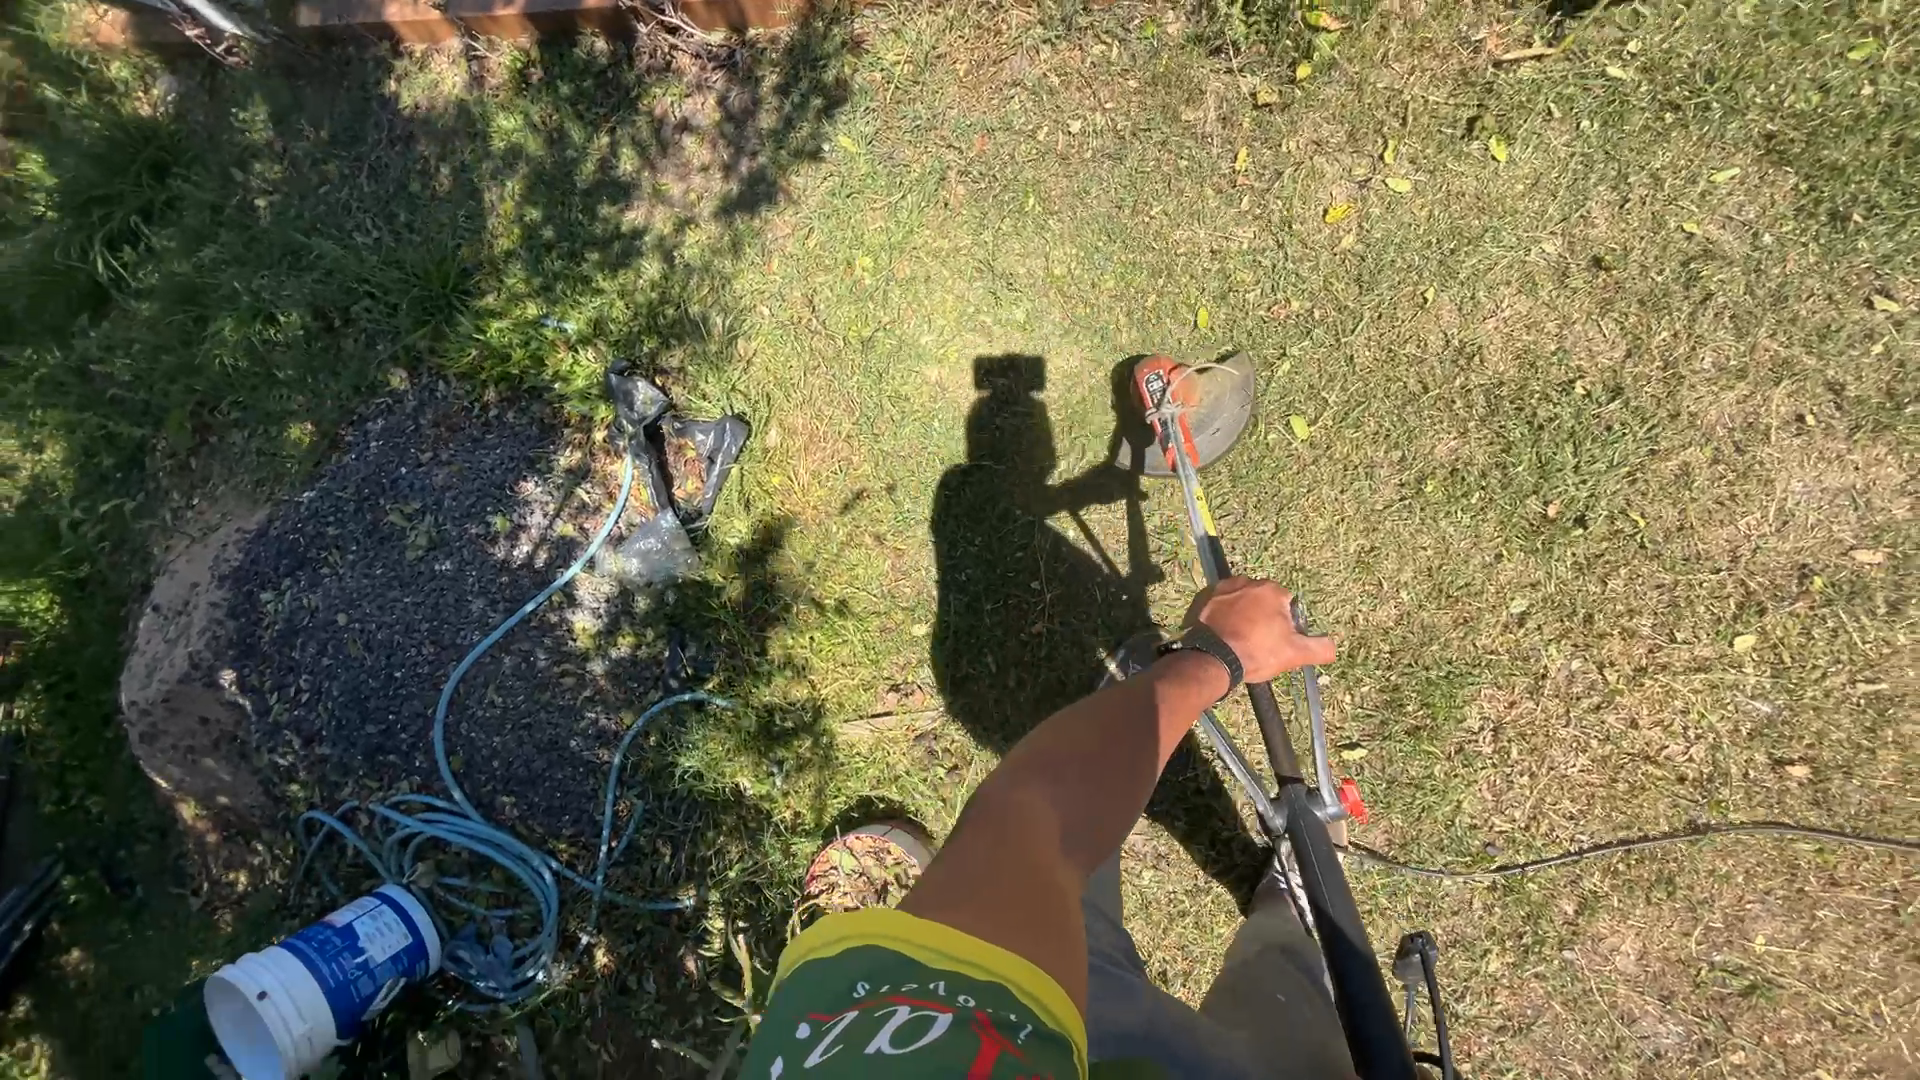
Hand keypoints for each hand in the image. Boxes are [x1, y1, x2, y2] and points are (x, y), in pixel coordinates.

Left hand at [1183, 576, 1335, 682]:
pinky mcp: (1200, 598)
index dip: (1283, 623)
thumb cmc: (1256, 652)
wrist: (1211, 658)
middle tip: (1255, 641)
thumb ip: (1320, 648)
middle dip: (1260, 617)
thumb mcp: (1295, 654)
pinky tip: (1220, 634)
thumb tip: (1333, 646)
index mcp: (1270, 590)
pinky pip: (1216, 605)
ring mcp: (1220, 588)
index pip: (1285, 603)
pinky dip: (1219, 616)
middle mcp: (1245, 581)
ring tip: (1236, 638)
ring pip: (1237, 601)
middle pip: (1260, 600)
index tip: (1274, 640)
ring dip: (1239, 614)